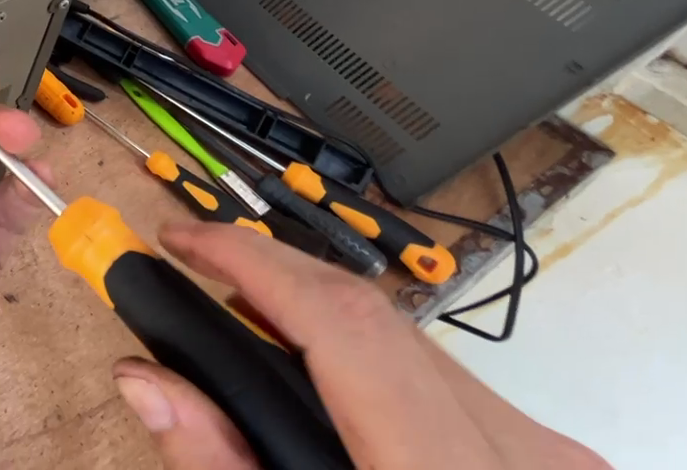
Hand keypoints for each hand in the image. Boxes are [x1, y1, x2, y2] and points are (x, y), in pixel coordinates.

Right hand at [114, 221, 611, 468]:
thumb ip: (220, 467)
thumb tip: (139, 377)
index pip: (342, 325)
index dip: (250, 260)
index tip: (174, 239)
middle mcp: (520, 456)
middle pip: (369, 314)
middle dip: (267, 266)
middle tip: (188, 256)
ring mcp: (547, 454)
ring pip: (402, 333)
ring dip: (308, 301)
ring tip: (234, 300)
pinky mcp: (548, 456)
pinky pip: (434, 367)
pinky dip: (356, 343)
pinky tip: (310, 359)